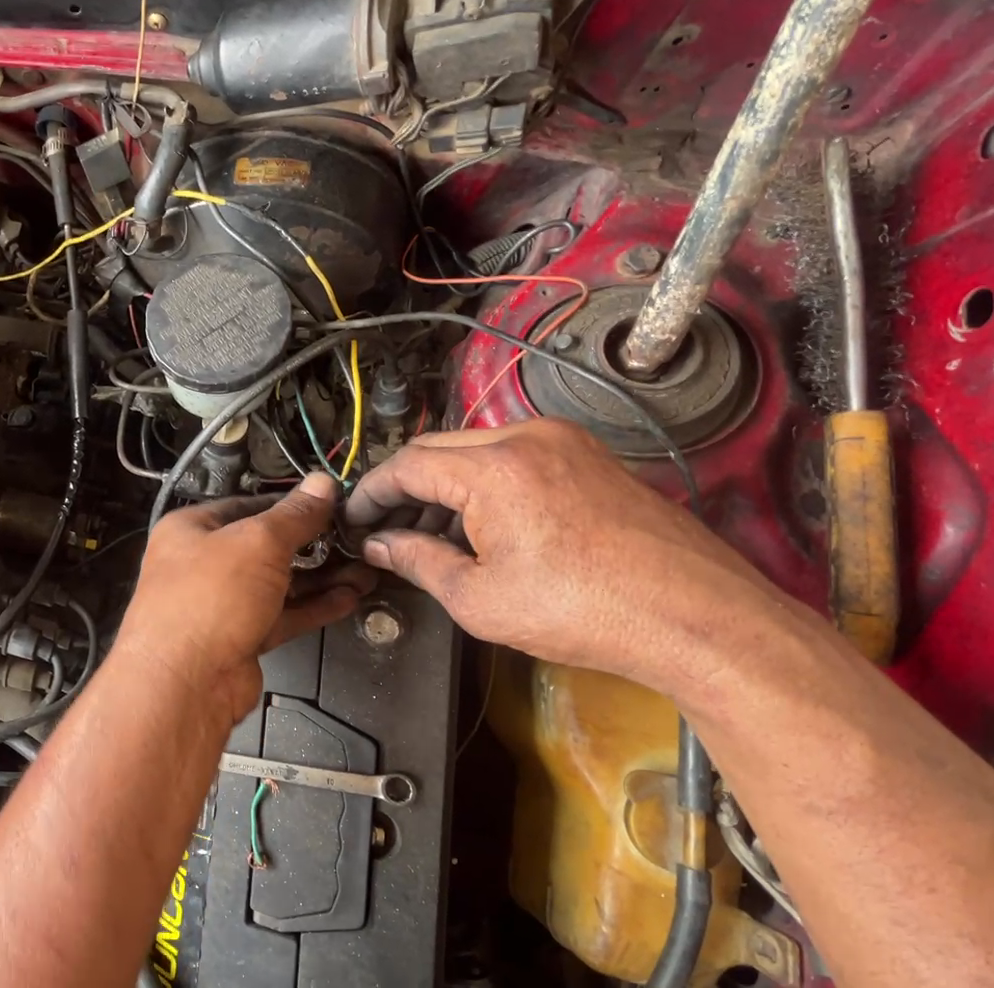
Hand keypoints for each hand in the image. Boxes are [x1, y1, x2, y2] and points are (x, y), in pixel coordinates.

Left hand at [115, 472, 375, 721]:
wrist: (185, 682)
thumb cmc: (205, 600)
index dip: (287, 504)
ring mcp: (221, 604)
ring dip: (320, 577)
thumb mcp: (257, 543)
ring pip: (277, 583)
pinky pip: (282, 615)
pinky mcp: (240, 638)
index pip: (245, 505)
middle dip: (311, 544)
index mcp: (190, 529)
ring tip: (362, 569)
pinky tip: (346, 598)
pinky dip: (313, 607)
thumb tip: (321, 486)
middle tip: (352, 538)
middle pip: (264, 546)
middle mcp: (201, 564)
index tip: (327, 502)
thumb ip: (294, 516)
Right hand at [343, 418, 798, 693]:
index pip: (405, 465)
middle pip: (437, 449)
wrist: (701, 619)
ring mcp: (565, 442)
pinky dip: (484, 483)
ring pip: (475, 450)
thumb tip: (380, 546)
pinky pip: (515, 456)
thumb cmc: (583, 612)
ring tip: (431, 533)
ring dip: (443, 485)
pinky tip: (482, 525)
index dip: (371, 493)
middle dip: (403, 487)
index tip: (353, 520)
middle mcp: (527, 437)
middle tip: (386, 528)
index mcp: (493, 468)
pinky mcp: (592, 457)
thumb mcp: (479, 598)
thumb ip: (417, 561)